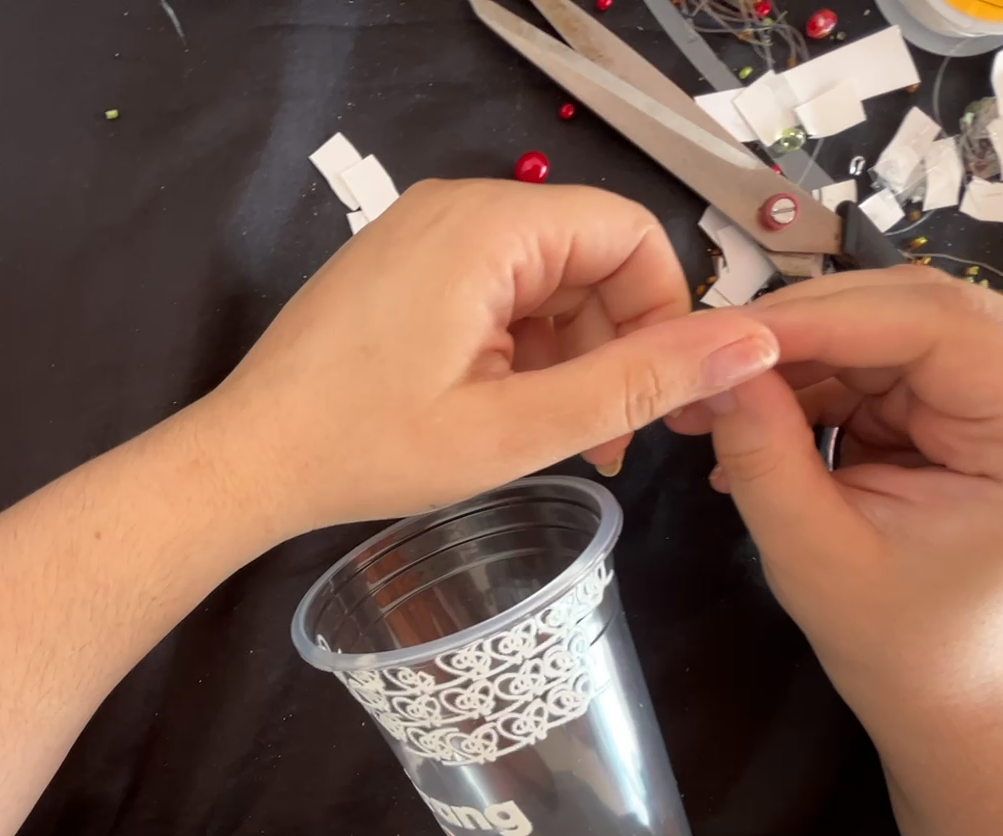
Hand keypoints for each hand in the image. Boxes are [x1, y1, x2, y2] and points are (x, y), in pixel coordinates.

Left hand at [190, 179, 779, 534]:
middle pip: (579, 257)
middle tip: (597, 441)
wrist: (249, 460)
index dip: (660, 317)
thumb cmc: (371, 449)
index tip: (648, 401)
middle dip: (605, 346)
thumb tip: (752, 340)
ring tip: (541, 436)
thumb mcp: (514, 429)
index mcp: (488, 226)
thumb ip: (635, 382)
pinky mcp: (390, 271)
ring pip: (530, 281)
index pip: (628, 234)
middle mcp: (450, 207)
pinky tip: (490, 408)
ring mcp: (413, 236)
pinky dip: (506, 347)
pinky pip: (480, 293)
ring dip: (556, 356)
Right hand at [666, 268, 1002, 703]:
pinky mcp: (959, 396)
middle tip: (707, 352)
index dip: (827, 319)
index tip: (722, 334)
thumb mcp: (805, 545)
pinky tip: (750, 407)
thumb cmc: (877, 619)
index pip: (944, 329)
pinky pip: (872, 354)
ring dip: (794, 350)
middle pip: (921, 308)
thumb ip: (760, 453)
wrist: (916, 656)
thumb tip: (711, 368)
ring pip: (888, 322)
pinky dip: (803, 375)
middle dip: (803, 326)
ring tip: (715, 389)